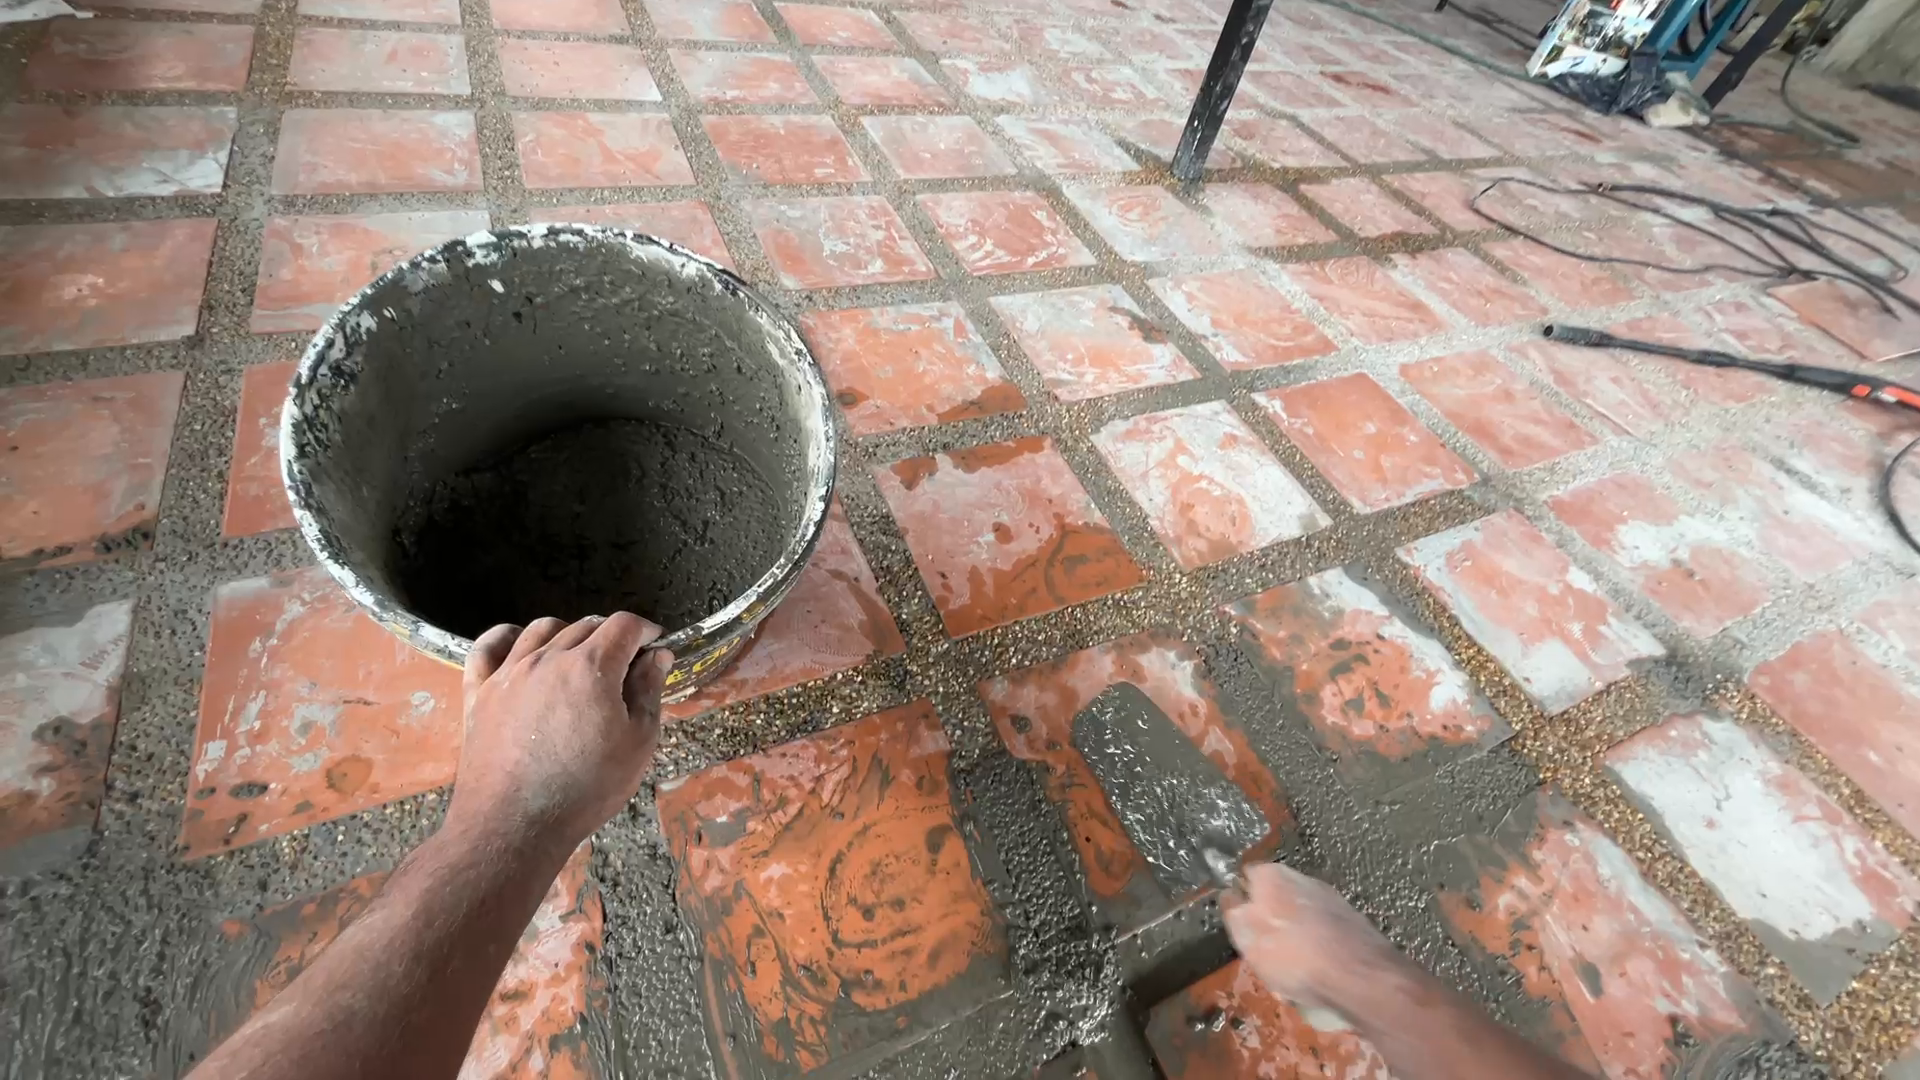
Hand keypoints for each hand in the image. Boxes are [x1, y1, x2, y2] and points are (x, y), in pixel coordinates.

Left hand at [446, 613, 673, 851]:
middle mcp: (548, 658)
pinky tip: (522, 646)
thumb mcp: (638, 742)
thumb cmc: (587, 788)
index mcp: (592, 667)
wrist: (513, 828)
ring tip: (580, 658)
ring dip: (569, 633)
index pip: (624, 624)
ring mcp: (508, 672)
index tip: (655, 645)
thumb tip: (657, 655)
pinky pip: (488, 646)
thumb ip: (649, 690)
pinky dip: (508, 637)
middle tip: (625, 664)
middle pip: (587, 624)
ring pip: (542, 628)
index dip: (646, 629)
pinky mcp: (478, 692)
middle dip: (612, 635)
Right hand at [1221, 862, 1399, 1014]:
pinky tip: (1321, 975)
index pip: (1246, 875)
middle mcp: (1302, 877)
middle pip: (1276, 898)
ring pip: (1302, 918)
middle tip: (1267, 953)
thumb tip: (1229, 893)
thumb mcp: (1244, 934)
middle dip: (1271, 922)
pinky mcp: (1355, 923)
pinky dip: (1321, 951)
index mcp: (1270, 874)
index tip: (1241, 924)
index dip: (1241, 899)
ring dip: (1296, 938)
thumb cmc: (1291, 954)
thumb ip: (1231, 909)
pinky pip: (1326, 935)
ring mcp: (1332, 899)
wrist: (1360, 978)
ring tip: (1295, 972)